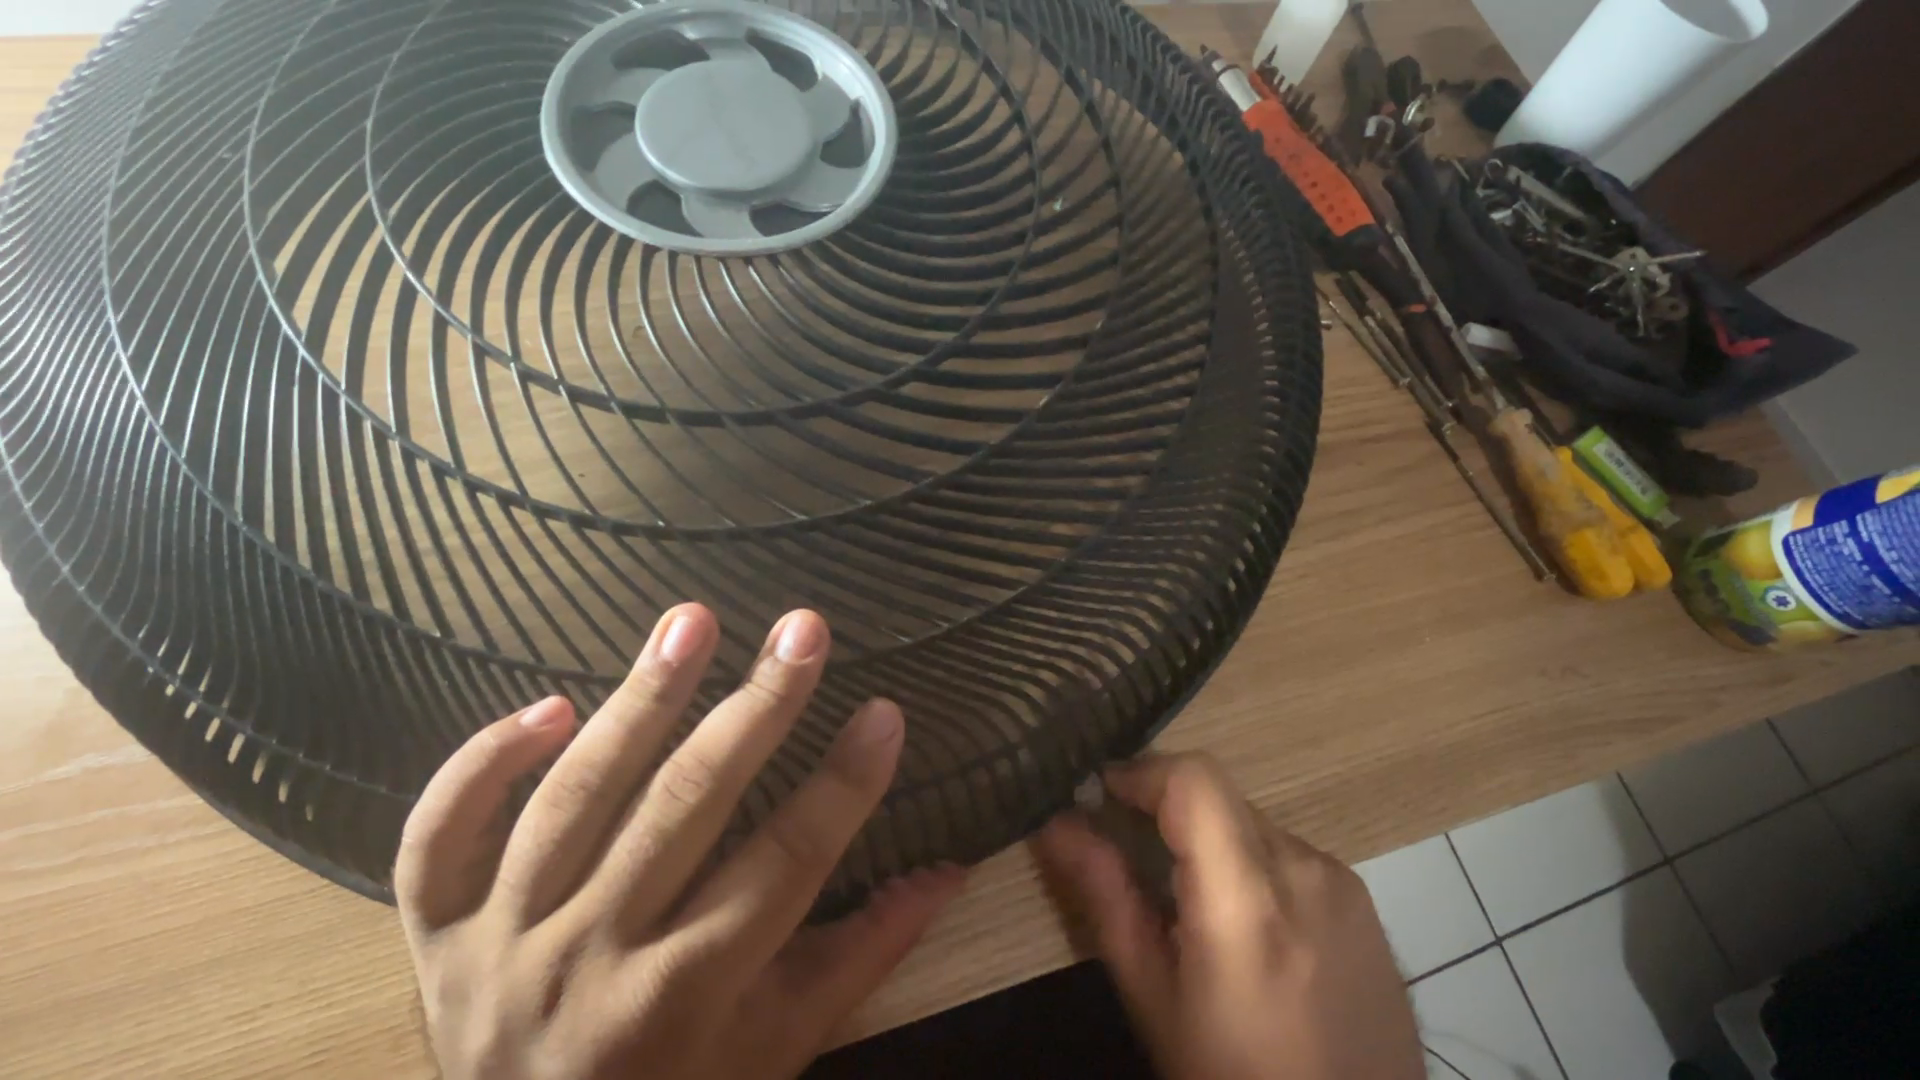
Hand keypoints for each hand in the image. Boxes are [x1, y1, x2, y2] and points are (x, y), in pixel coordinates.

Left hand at [395, 604, 964, 1079]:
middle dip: (756, 711)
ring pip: (574, 800)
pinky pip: (441, 836)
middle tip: (803, 630)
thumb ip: (865, 952)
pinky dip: (484, 764)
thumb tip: (948, 871)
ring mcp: (499, 942)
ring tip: (691, 622)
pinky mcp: (434, 930)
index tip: (885, 711)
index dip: (842, 785)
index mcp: (685, 999)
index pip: (784, 867)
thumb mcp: (782, 1042)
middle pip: (683, 809)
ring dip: (640, 702)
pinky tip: (550, 705)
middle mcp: (589, 962)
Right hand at [1035, 753, 1421, 1079]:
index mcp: (1247, 901)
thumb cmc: (1231, 1076)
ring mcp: (1342, 882)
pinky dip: (1250, 865)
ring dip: (1209, 841)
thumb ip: (1105, 896)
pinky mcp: (1364, 899)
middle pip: (1219, 798)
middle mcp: (1304, 871)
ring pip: (1250, 823)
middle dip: (1166, 812)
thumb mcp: (1152, 996)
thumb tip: (1055, 824)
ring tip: (1190, 909)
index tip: (1103, 796)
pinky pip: (1288, 852)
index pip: (1194, 781)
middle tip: (1132, 861)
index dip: (1142, 772)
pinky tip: (1247, 930)